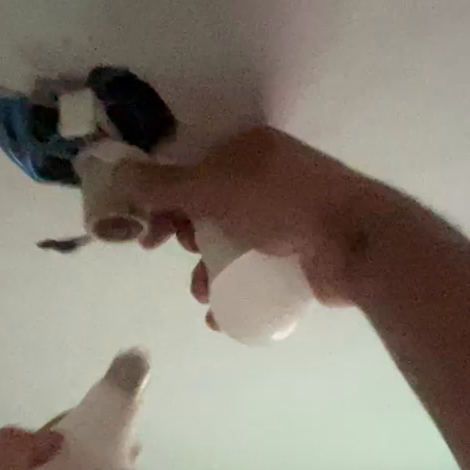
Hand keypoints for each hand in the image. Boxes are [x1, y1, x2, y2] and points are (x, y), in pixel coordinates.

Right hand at [115, 128, 396, 327]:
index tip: (148, 237)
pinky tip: (223, 316)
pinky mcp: (299, 256)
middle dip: (190, 243)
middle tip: (187, 260)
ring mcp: (286, 220)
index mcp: (248, 153)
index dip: (165, 204)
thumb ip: (164, 187)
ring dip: (210, 275)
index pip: (193, 174)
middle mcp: (267, 181)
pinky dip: (236, 294)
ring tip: (205, 296)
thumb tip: (115, 174)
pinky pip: (256, 273)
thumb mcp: (214, 190)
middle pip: (210, 213)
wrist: (354, 242)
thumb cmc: (281, 205)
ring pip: (233, 248)